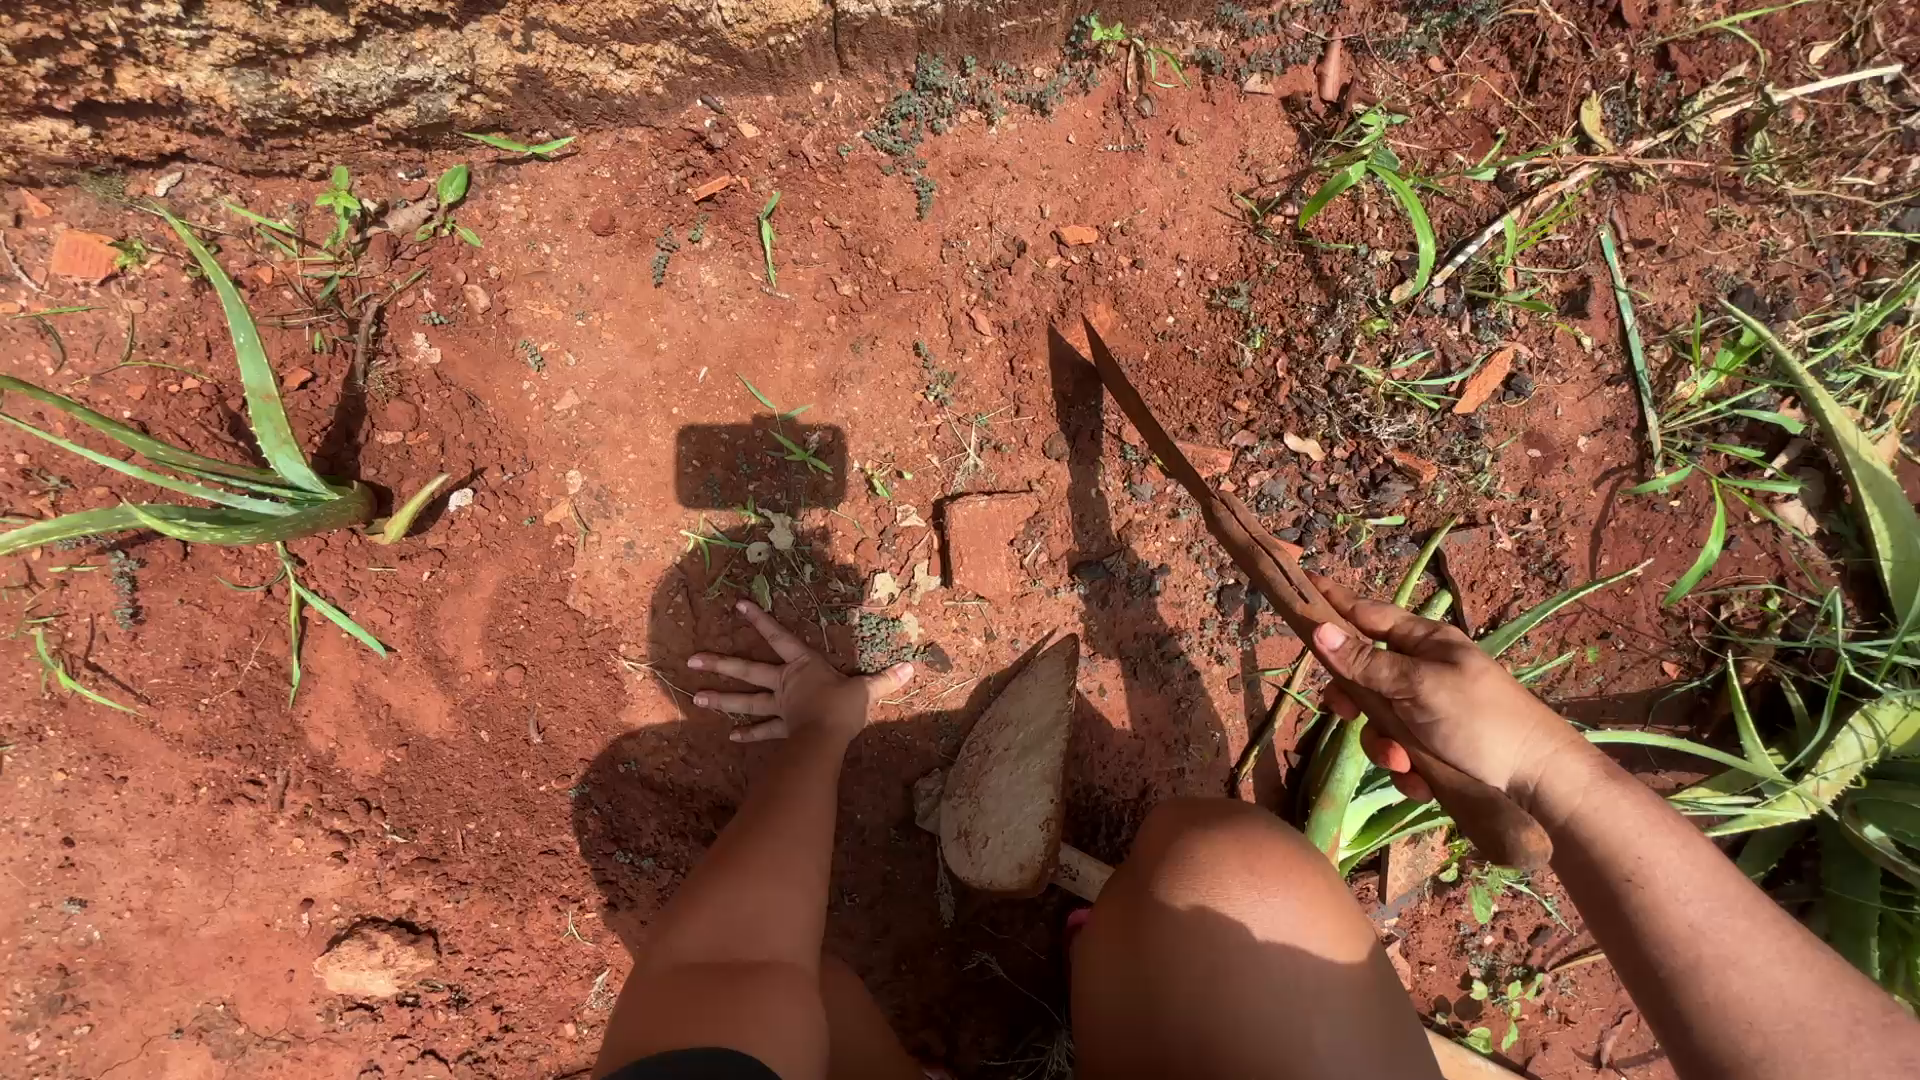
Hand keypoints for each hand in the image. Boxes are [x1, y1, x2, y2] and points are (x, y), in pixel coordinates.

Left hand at [687, 600, 914, 744]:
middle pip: (748, 670)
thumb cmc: (843, 708)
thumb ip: (885, 680)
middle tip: (691, 659)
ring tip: (696, 695)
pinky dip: (747, 734)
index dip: (760, 620)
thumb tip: (912, 667)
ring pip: (746, 700)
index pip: (779, 637)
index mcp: (803, 666)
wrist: (828, 738)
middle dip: (721, 664)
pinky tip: (731, 737)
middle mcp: (785, 683)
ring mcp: (779, 707)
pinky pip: (762, 731)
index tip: (738, 605)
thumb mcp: (866, 690)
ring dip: (722, 698)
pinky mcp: (781, 729)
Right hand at [1304, 576, 1584, 803]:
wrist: (1543, 784)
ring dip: (1382, 743)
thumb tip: (1317, 629)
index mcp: (1424, 642)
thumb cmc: (1482, 720)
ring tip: (1402, 761)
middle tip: (1343, 713)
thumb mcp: (1418, 686)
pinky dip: (1404, 766)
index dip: (1333, 602)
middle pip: (1361, 672)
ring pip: (1375, 718)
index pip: (1366, 614)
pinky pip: (1397, 749)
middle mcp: (1421, 671)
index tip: (1302, 584)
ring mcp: (1427, 709)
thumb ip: (1365, 661)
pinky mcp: (1433, 746)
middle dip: (1353, 699)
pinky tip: (1420, 780)